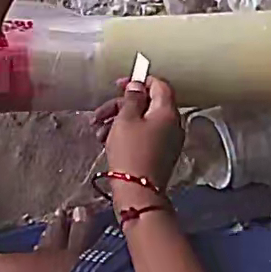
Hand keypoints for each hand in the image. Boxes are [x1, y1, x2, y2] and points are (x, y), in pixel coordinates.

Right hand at [92, 75, 183, 201]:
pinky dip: (126, 134)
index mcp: (167, 112)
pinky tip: (107, 141)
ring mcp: (167, 140)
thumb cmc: (130, 152)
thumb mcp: (125, 120)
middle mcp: (172, 124)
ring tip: (99, 132)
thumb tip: (138, 86)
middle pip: (147, 104)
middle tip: (100, 113)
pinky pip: (143, 135)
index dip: (140, 81)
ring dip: (118, 121)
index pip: (159, 86)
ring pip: (142, 121)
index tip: (120, 84)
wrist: (137, 190)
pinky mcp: (159, 153)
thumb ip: (132, 99)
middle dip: (121, 106)